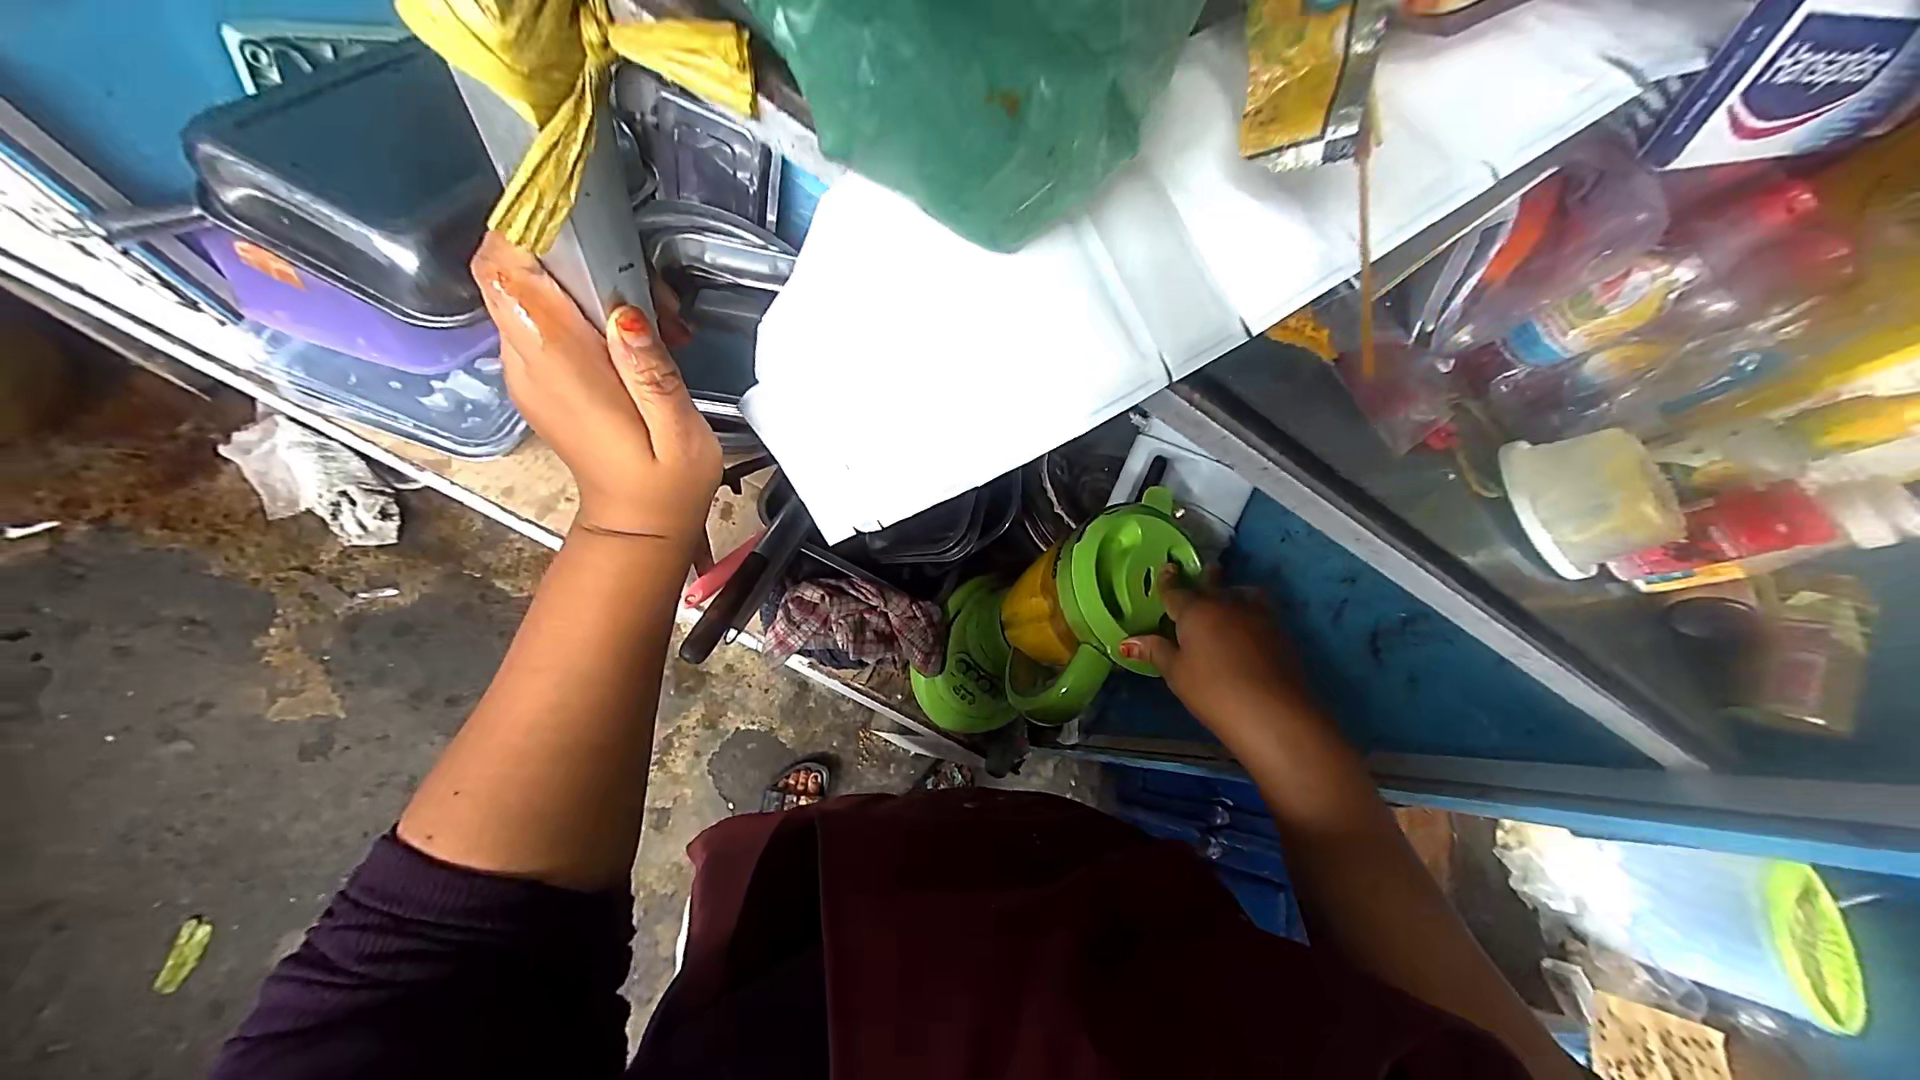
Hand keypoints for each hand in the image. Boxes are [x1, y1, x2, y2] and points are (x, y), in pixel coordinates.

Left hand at [471, 233, 719, 544]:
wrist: (637, 524)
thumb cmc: (666, 482)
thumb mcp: (678, 430)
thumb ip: (651, 370)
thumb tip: (624, 312)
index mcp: (562, 368)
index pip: (508, 272)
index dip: (528, 227)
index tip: (577, 213)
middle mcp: (528, 361)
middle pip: (514, 272)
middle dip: (576, 258)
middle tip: (647, 297)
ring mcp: (527, 370)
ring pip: (527, 291)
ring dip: (585, 287)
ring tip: (651, 327)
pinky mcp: (538, 377)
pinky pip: (539, 319)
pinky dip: (581, 312)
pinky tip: (632, 343)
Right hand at [1121, 567, 1327, 749]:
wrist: (1272, 712)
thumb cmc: (1213, 691)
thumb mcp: (1176, 673)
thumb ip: (1155, 651)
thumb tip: (1128, 642)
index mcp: (1195, 611)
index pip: (1176, 590)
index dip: (1168, 580)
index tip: (1167, 567)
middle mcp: (1226, 604)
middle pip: (1213, 583)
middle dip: (1205, 577)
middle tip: (1203, 572)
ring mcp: (1257, 615)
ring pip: (1242, 592)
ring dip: (1233, 590)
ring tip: (1229, 597)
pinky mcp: (1280, 632)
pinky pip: (1261, 609)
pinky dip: (1251, 609)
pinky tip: (1249, 625)